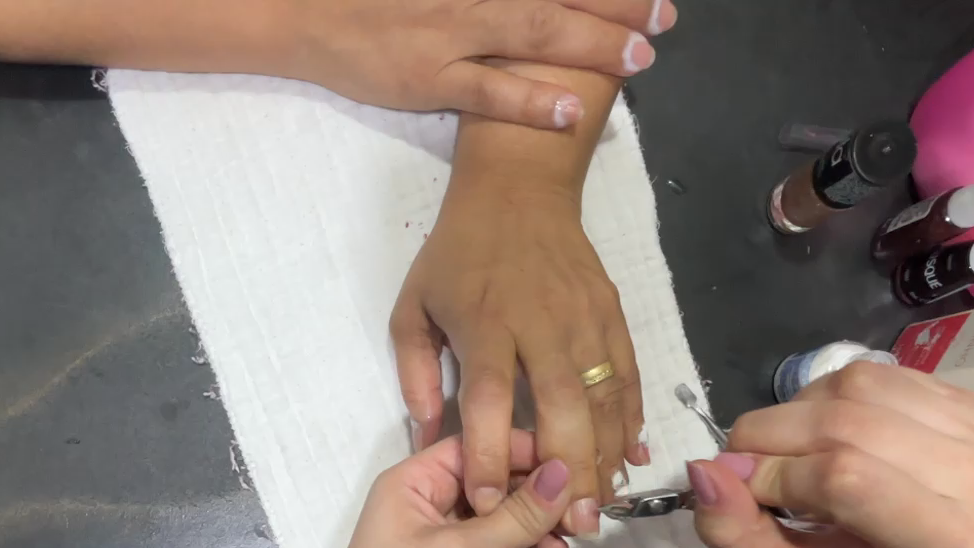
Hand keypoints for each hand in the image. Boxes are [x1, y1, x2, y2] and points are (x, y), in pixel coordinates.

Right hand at [288, 0, 673, 129]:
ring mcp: (452, 30)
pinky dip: (531, 100)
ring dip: (594, 44)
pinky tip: (569, 110)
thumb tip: (522, 4)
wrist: (308, 10)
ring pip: (537, 33)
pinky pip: (489, 90)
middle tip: (665, 14)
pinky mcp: (430, 76)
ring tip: (641, 58)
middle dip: (618, 1)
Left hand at [295, 432, 574, 547]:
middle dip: (538, 489)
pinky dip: (528, 546)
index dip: (523, 448)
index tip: (574, 460)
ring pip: (503, 513)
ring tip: (577, 533)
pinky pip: (502, 545)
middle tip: (586, 504)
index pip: (477, 445)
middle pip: (493, 477)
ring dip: (538, 520)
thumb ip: (516, 515)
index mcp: (414, 480)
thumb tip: (565, 471)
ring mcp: (447, 538)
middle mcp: (430, 501)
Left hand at [392, 179, 644, 538]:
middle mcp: (539, 325)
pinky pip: (628, 377)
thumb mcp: (413, 307)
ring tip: (601, 508)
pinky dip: (632, 421)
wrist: (518, 187)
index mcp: (483, 325)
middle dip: (568, 473)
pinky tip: (630, 459)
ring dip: (606, 458)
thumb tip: (426, 435)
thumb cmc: (457, 255)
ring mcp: (584, 319)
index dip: (487, 456)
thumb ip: (416, 373)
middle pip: (561, 407)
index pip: (487, 400)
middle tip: (572, 526)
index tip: (488, 506)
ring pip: (604, 398)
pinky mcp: (612, 315)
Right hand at [687, 363, 973, 547]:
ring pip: (857, 386)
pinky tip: (822, 431)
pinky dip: (822, 396)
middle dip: (770, 439)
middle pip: (849, 425)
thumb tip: (702, 470)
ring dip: (795, 412)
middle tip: (746, 468)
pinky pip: (872, 373)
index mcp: (947, 543)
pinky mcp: (963, 401)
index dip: (774, 474)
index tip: (738, 490)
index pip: (846, 478)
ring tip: (788, 452)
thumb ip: (735, 533)